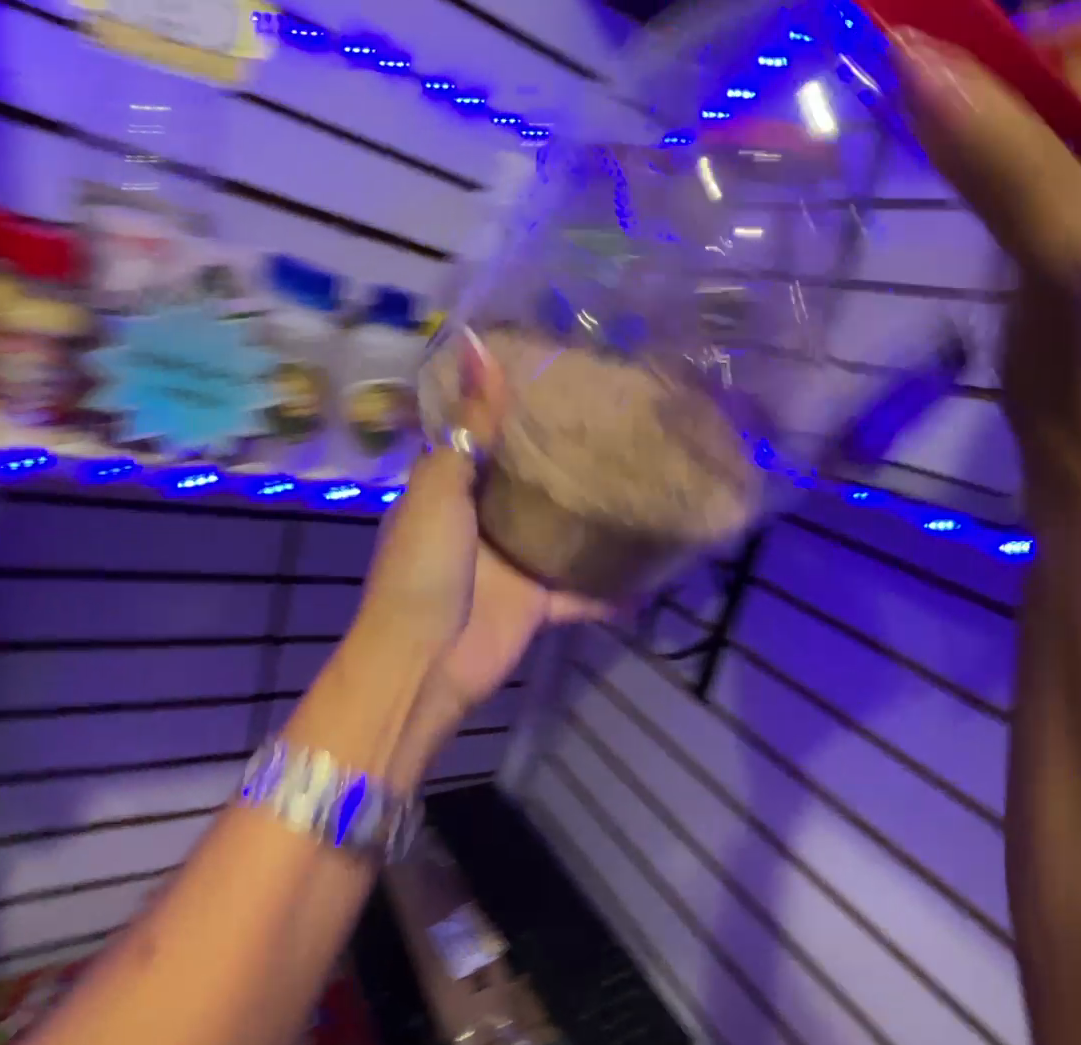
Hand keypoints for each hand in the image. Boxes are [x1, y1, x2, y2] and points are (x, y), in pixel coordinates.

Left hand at [353, 334, 605, 745]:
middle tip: (619, 420)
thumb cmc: (423, 568)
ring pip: (562, 532)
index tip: (560, 374)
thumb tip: (477, 345)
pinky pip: (583, 590)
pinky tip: (657, 566)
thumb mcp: (440, 489)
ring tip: (645, 479)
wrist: (425, 663)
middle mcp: (483, 521)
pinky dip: (614, 587)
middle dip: (565, 457)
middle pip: (530, 482)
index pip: (485, 435)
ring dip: (595, 517)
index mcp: (450, 488)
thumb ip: (468, 427)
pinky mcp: (539, 603)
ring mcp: (513, 564)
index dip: (514, 406)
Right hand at [891, 0, 1080, 431]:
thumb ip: (998, 147)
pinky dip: (1030, 135)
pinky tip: (983, 157)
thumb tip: (917, 57)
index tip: (1043, 57)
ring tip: (981, 109)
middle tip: (1008, 72)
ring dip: (1046, 90)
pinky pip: (1080, 143)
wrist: (1078, 421)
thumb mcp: (1057, 234)